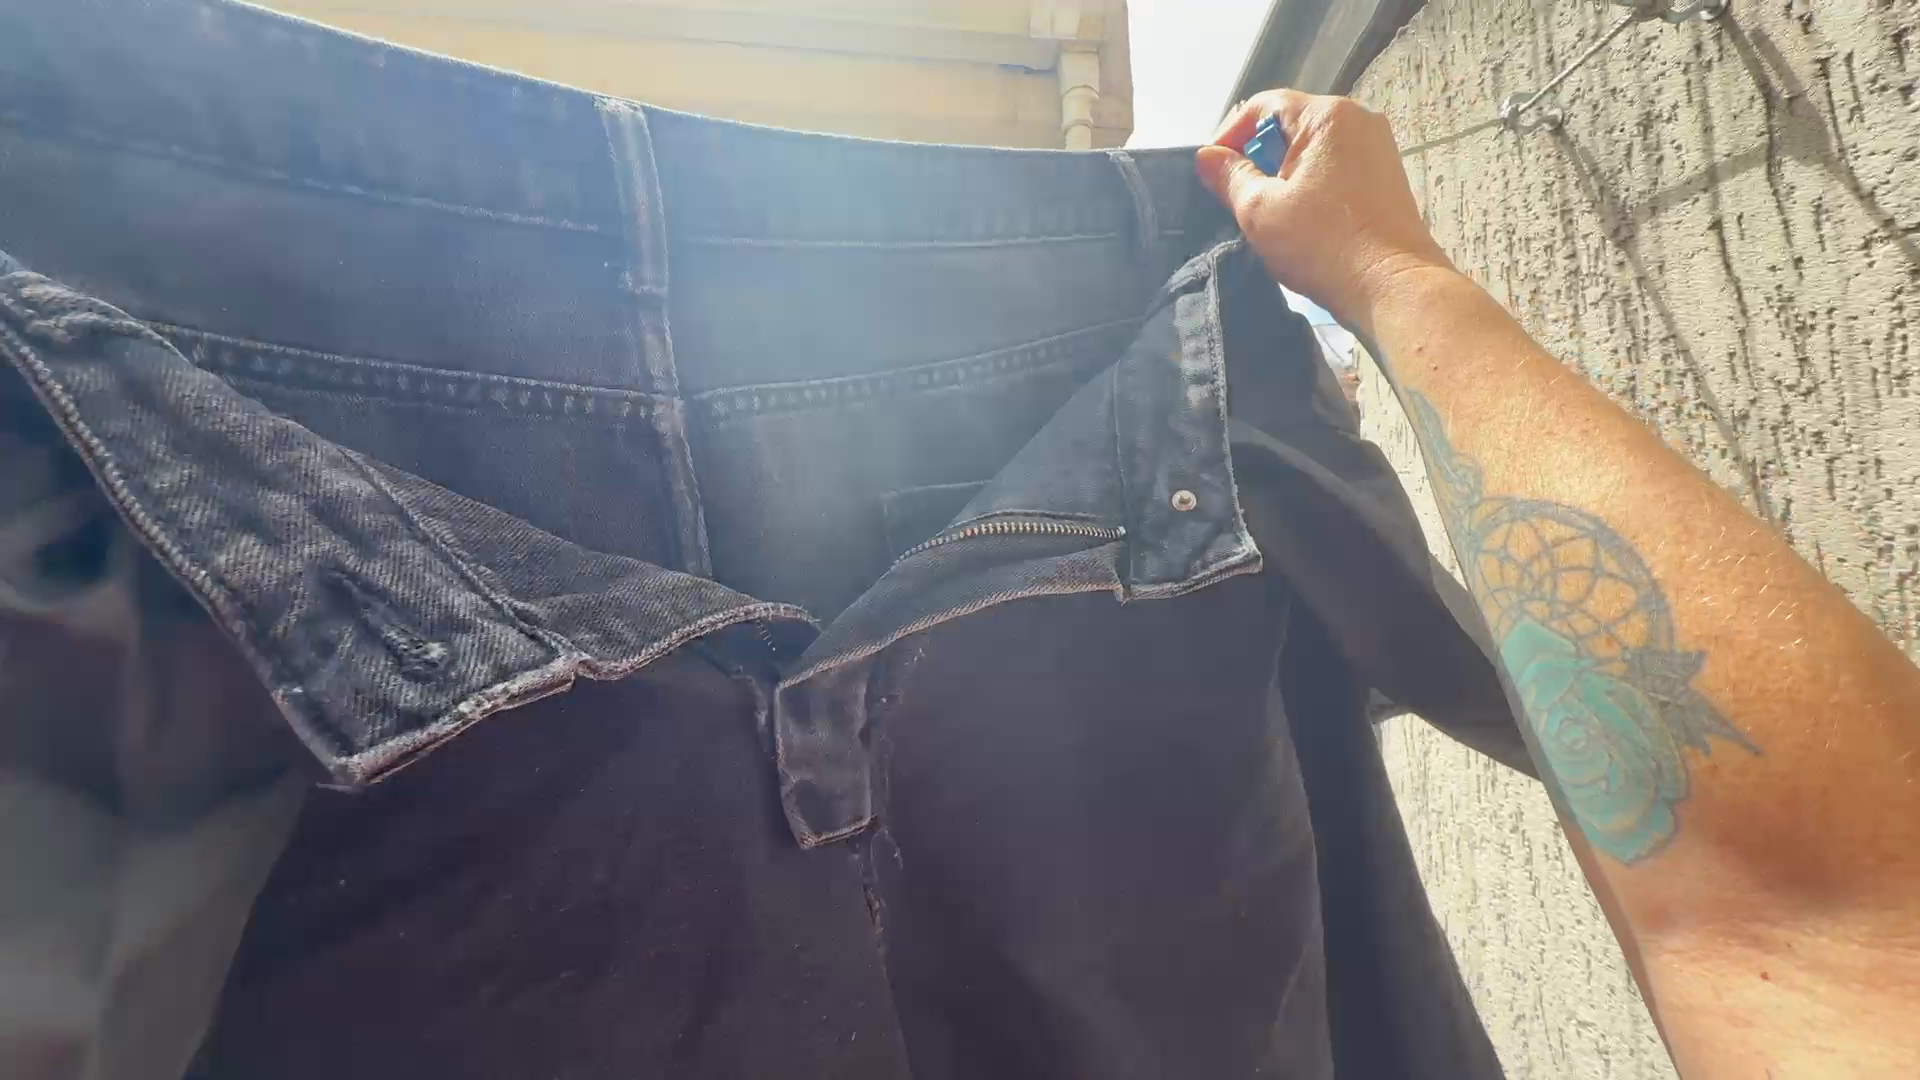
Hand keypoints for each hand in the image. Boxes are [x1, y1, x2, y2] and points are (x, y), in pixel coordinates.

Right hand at [1196, 90, 1454, 333]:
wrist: (1387, 283)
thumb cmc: (1321, 244)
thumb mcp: (1260, 210)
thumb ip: (1229, 177)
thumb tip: (1206, 157)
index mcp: (1326, 116)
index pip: (1263, 106)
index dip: (1229, 136)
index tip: (1212, 174)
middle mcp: (1357, 119)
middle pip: (1288, 126)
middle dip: (1256, 160)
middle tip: (1236, 202)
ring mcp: (1375, 147)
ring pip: (1309, 151)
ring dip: (1280, 177)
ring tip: (1267, 217)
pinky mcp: (1382, 176)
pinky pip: (1331, 169)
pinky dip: (1306, 188)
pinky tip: (1298, 222)